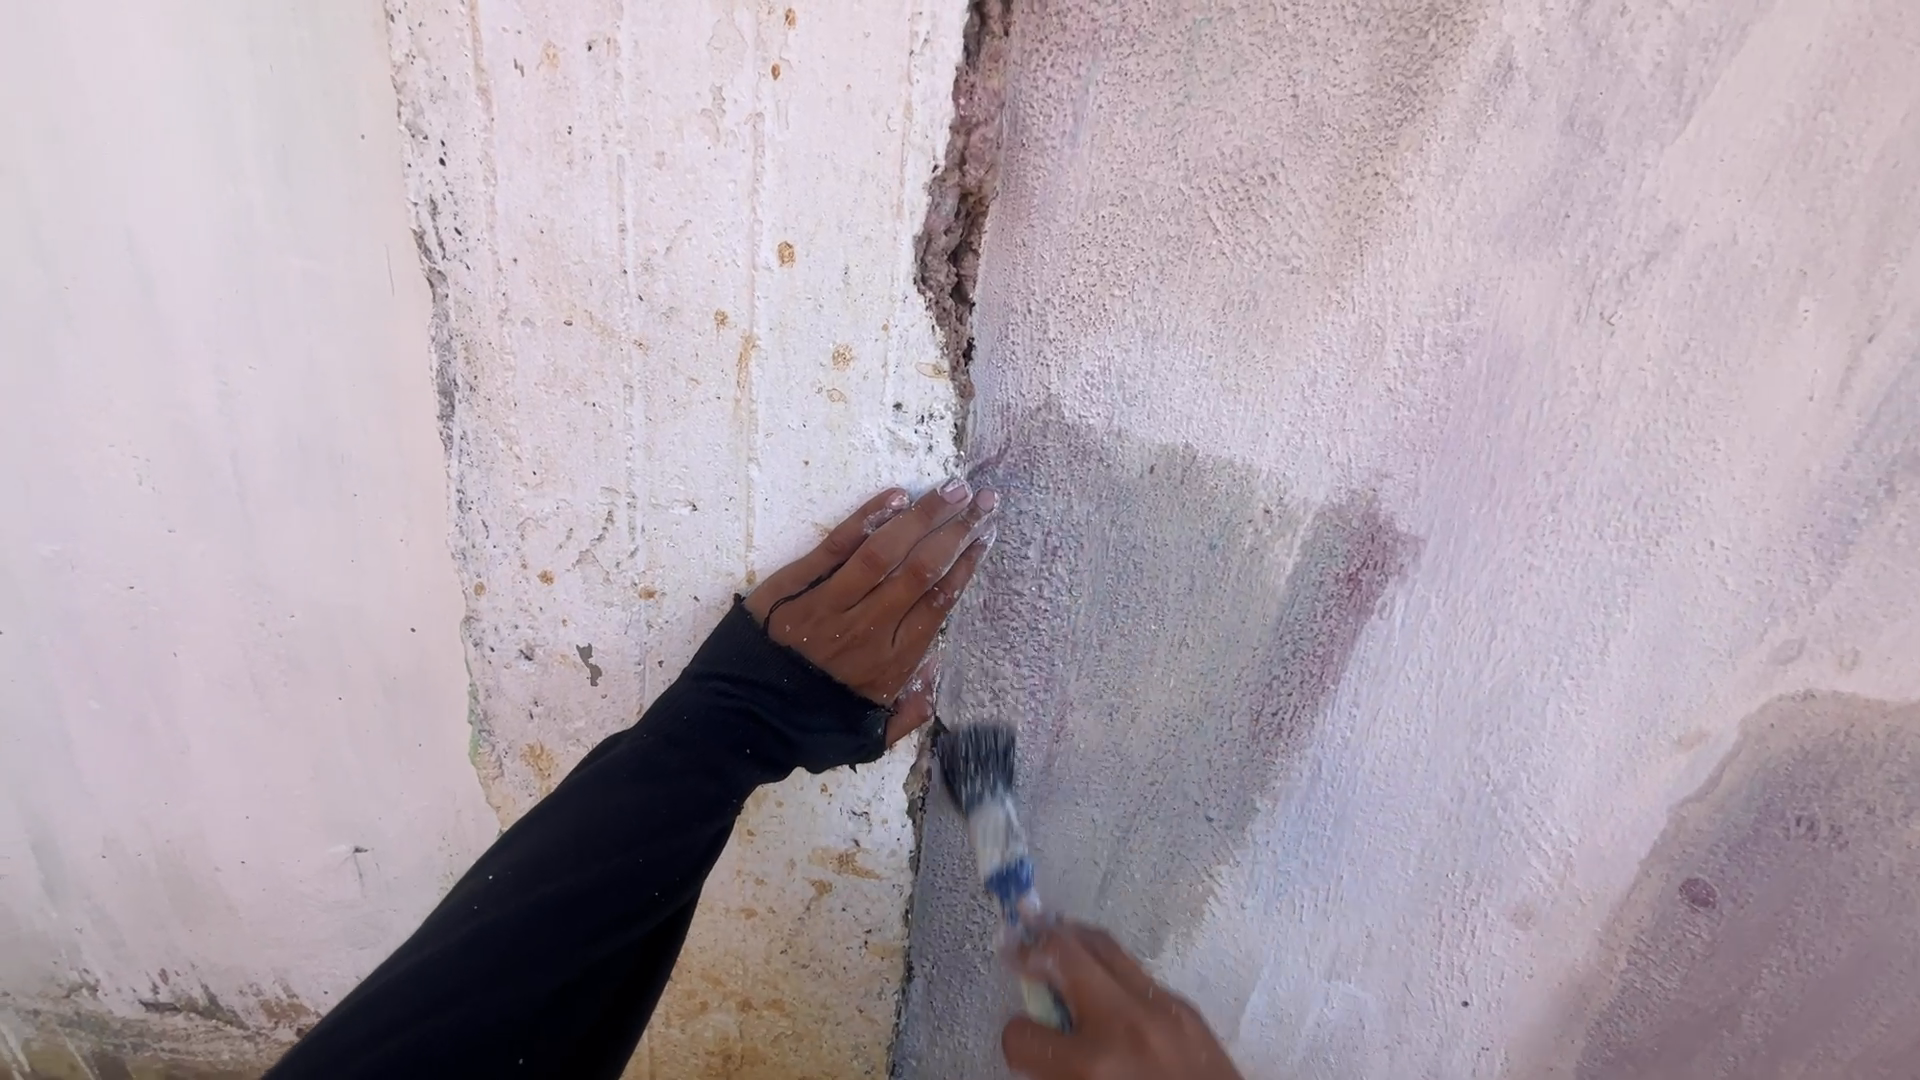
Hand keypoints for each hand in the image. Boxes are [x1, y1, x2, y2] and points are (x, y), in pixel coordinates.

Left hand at [744, 480, 996, 746]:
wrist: (735, 723)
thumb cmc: (805, 729)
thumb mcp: (865, 738)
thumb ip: (907, 714)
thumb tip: (935, 678)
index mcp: (890, 665)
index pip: (939, 602)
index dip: (967, 565)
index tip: (987, 536)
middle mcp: (868, 628)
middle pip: (923, 570)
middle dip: (959, 530)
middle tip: (985, 500)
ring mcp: (830, 603)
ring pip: (886, 551)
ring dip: (923, 516)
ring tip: (952, 488)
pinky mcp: (796, 584)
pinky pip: (838, 544)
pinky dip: (867, 517)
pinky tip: (896, 496)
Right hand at [1004, 921, 1243, 1079]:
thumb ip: (1061, 1074)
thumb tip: (1041, 1036)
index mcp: (1093, 1067)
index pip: (1023, 1036)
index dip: (1015, 1038)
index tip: (1021, 1041)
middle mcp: (1123, 1025)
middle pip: (1060, 951)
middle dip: (1031, 949)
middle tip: (1017, 950)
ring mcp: (1160, 1008)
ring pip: (1100, 943)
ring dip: (1070, 941)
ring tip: (1053, 944)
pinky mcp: (1186, 1007)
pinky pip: (1136, 972)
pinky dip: (1111, 971)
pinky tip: (1104, 984)